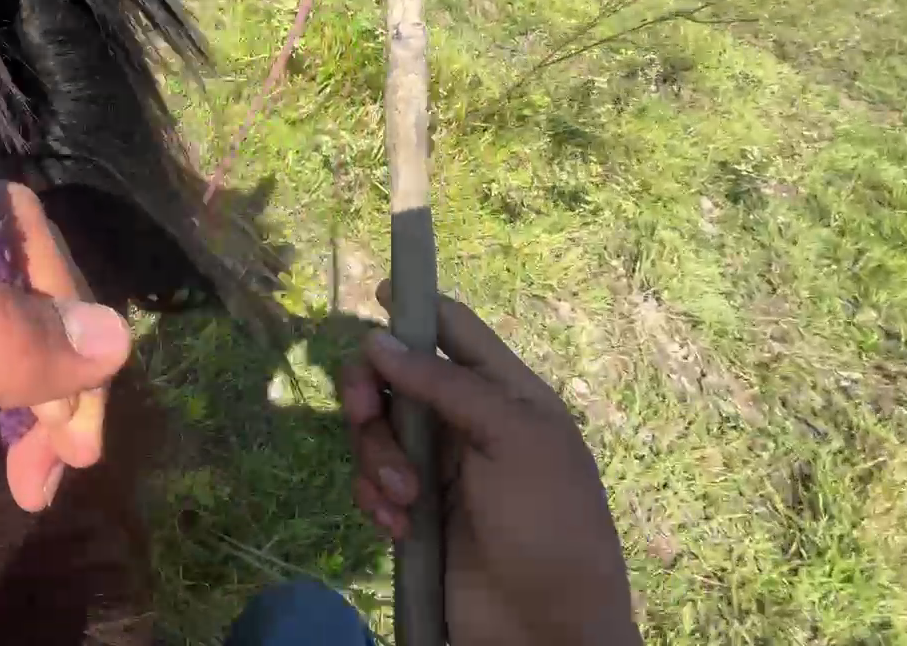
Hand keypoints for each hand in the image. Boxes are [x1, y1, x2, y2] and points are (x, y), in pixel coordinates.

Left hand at [0, 183, 131, 644]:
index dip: (26, 262)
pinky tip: (40, 476)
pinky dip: (59, 416)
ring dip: (68, 387)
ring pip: (43, 308)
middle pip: (20, 254)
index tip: (44, 349)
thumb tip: (109, 330)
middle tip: (64, 430)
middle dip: (56, 339)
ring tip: (58, 464)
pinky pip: (43, 362)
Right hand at [342, 286, 640, 645]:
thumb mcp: (516, 444)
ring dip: (377, 457)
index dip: (417, 307)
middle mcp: (464, 420)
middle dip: (369, 391)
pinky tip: (396, 524)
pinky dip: (373, 494)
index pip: (456, 330)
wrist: (541, 638)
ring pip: (374, 424)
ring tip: (401, 499)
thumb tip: (376, 338)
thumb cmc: (547, 530)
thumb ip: (447, 383)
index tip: (378, 294)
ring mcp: (434, 462)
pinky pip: (368, 473)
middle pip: (393, 372)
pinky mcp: (409, 501)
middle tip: (359, 412)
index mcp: (505, 396)